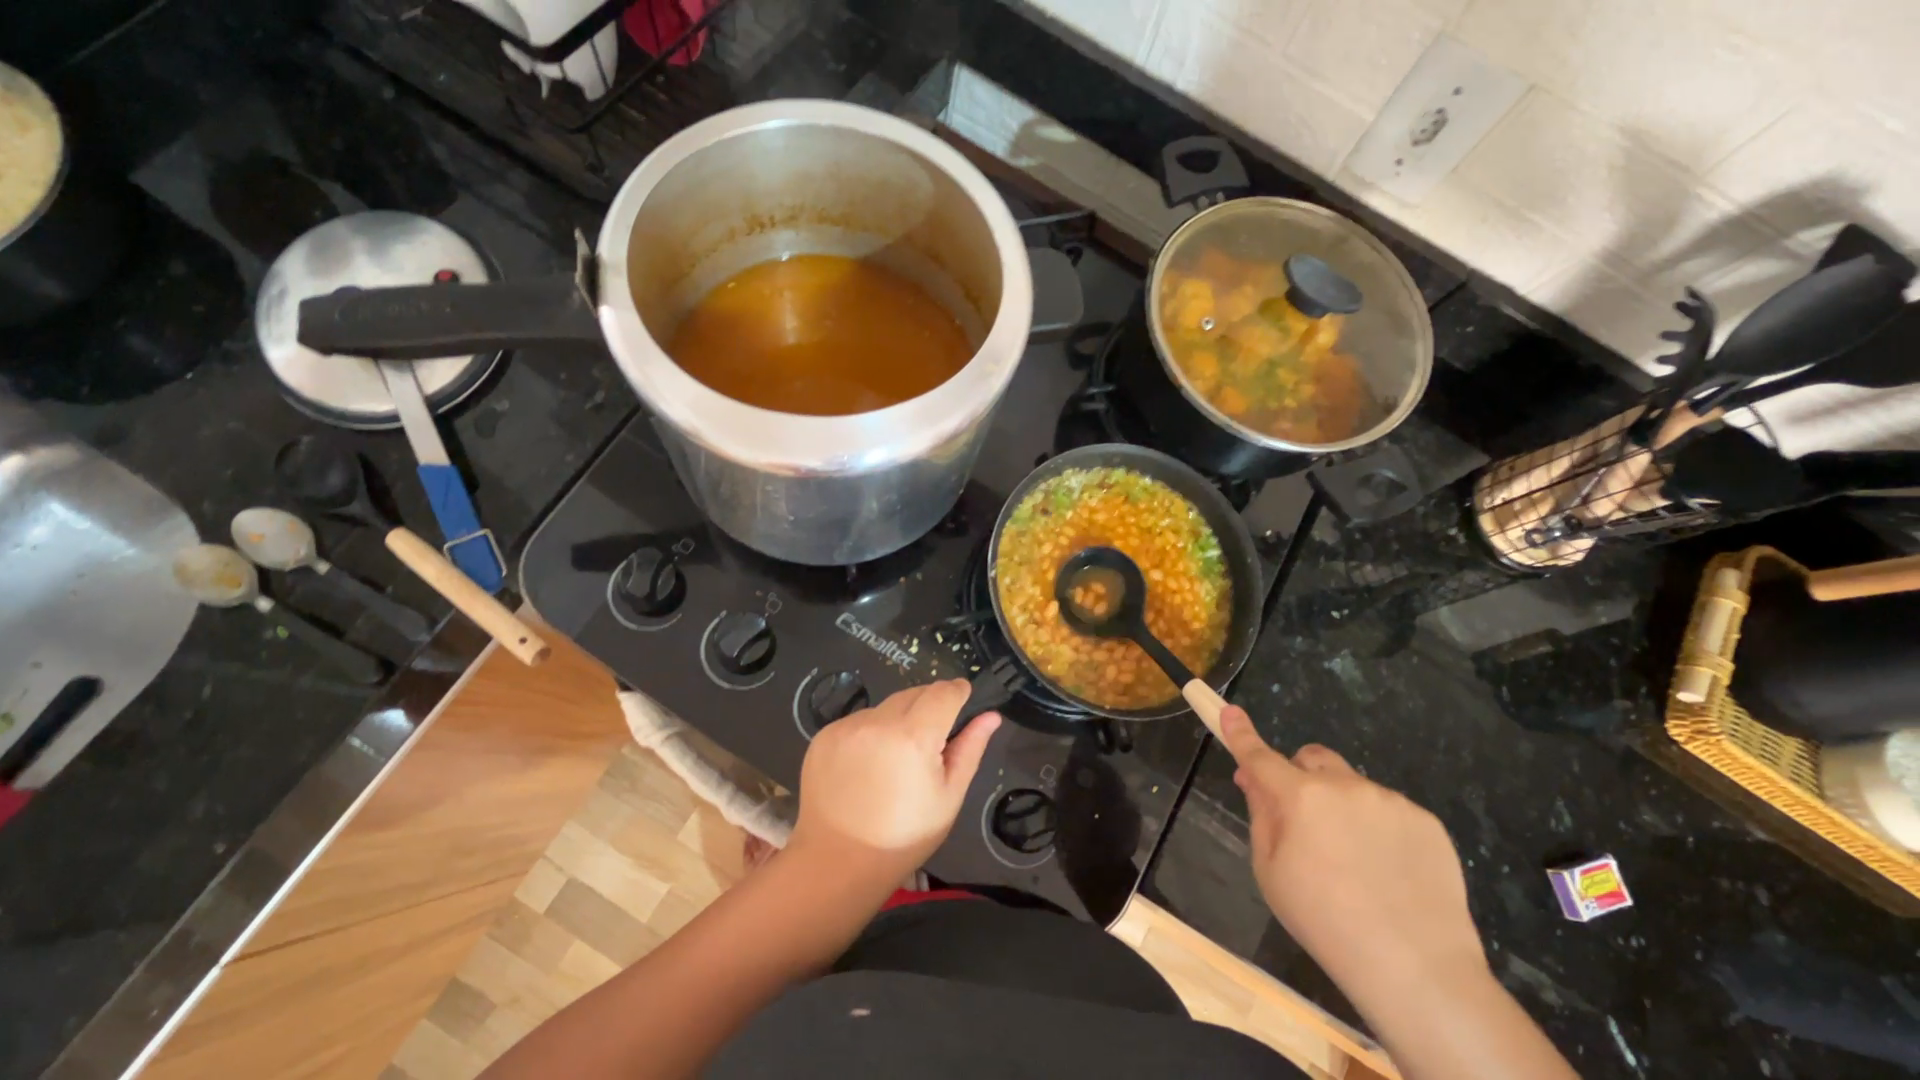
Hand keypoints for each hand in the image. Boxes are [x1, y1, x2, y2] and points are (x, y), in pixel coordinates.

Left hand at [789, 680, 1000, 879]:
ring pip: (885, 707)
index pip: (943, 692)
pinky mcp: (824, 737)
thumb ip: (969, 749)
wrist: (838, 861)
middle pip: (913, 694)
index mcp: (913, 737)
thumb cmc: (904, 836)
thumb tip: (990, 716)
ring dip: (898, 720)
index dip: (958, 692)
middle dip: (929, 707)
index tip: (964, 701)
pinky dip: (870, 733)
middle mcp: (877, 722)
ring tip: (896, 760)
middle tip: (931, 743)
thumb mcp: (948, 797)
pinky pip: (858, 722)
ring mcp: (846, 728)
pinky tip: (868, 766)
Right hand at [1218, 706, 1488, 1015]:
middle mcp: (1346, 786)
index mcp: (1301, 798)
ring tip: (1355, 866)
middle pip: (1314, 760)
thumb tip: (1255, 781)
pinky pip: (1392, 813)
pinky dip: (1381, 831)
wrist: (1414, 963)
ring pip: (1354, 788)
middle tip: (1302, 820)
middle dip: (1301, 777)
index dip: (1241, 734)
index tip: (1229, 710)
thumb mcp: (1271, 874)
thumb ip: (1263, 818)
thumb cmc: (1324, 922)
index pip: (1261, 757)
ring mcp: (1391, 801)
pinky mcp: (1427, 821)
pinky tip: (1388, 874)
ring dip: (1343, 808)